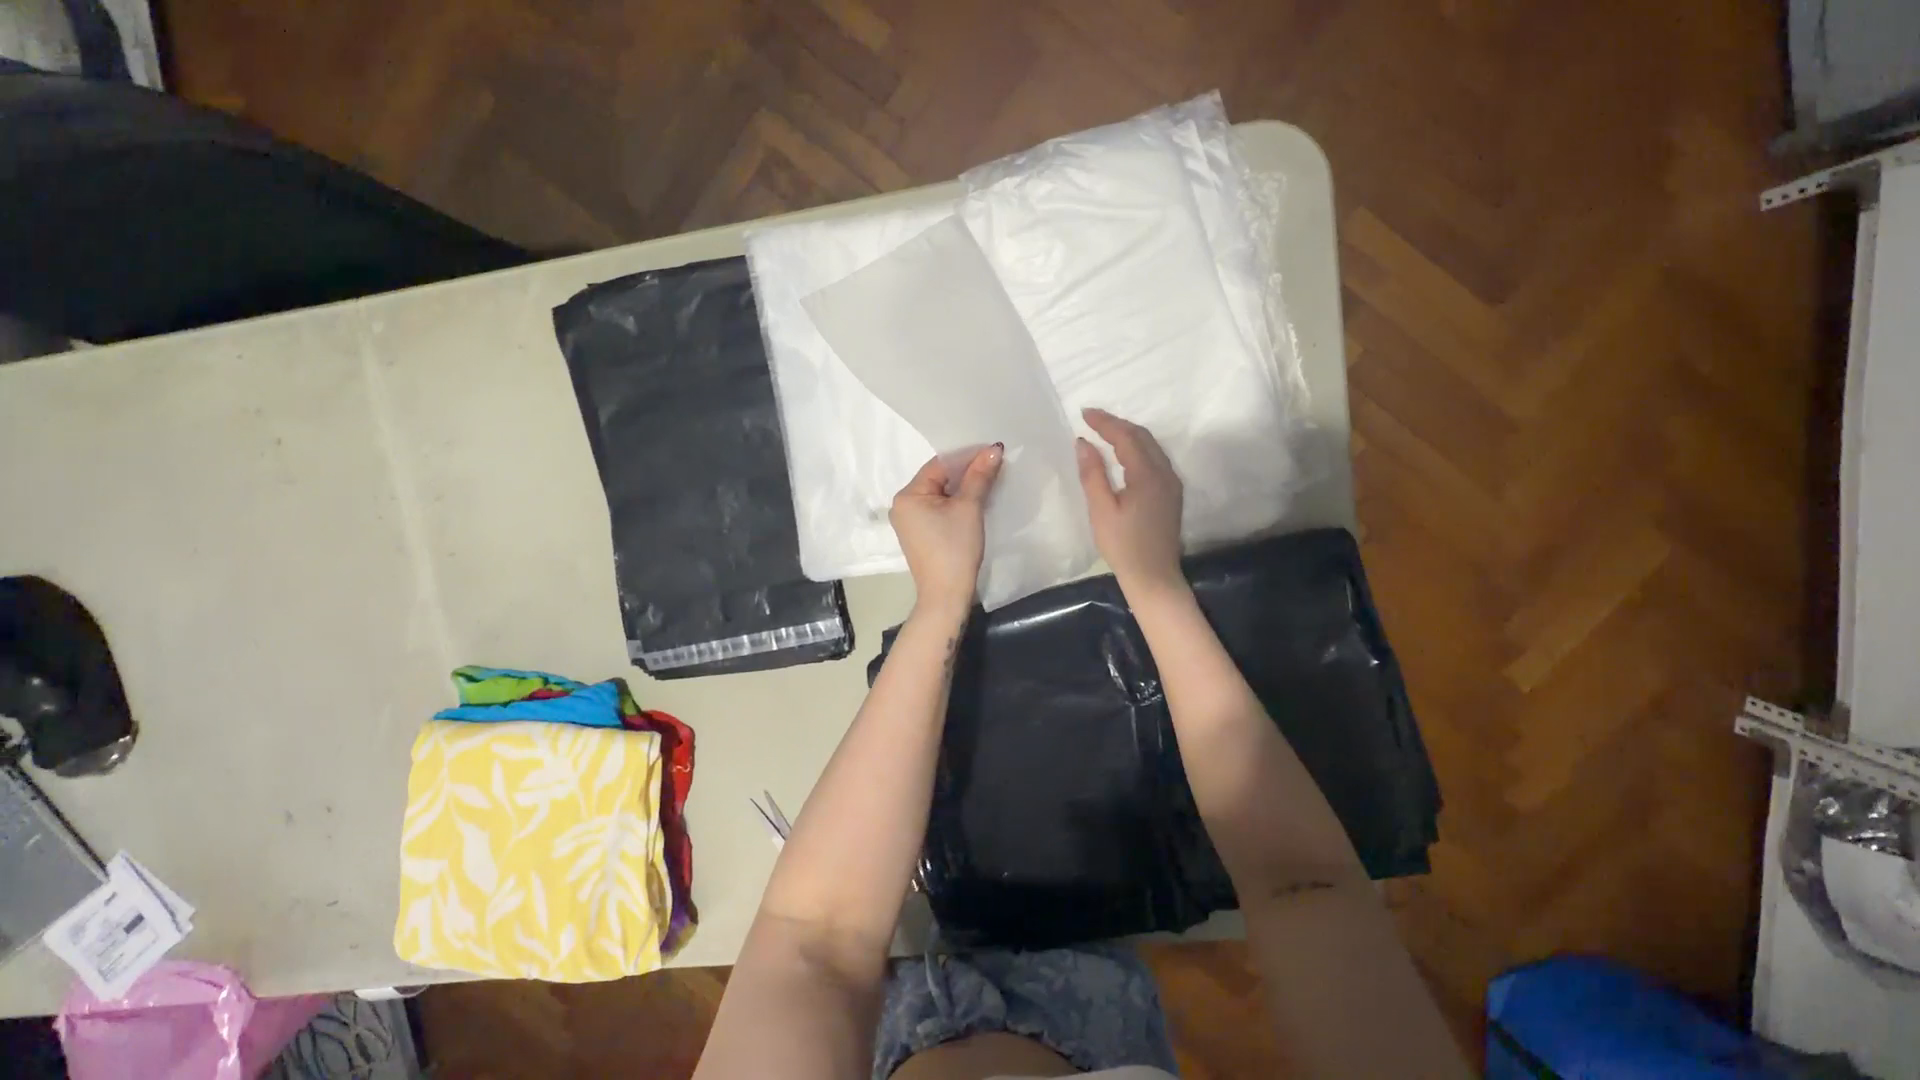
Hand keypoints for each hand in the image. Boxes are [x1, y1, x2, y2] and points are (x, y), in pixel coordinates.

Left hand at [889, 444, 1002, 618]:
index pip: (939, 464)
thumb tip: (994, 449)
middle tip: (994, 463)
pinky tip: (976, 499)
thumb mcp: (969, 508)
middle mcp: (902, 505)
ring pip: (940, 493)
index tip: (993, 451)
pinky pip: (938, 508)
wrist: (946, 594)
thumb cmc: (955, 549)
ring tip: (989, 478)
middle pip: (938, 477)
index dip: (967, 456)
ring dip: (963, 486)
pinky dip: (956, 502)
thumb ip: (979, 476)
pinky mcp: (920, 534)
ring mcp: (909, 521)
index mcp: (907, 495)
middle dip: (966, 471)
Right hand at [1077, 408, 1186, 599]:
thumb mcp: (1101, 511)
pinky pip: (1156, 459)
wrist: (1154, 577)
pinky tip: (1123, 454)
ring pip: (1151, 446)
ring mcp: (1172, 483)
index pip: (1126, 437)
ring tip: (1105, 432)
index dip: (1106, 422)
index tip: (1084, 413)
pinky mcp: (1172, 494)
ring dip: (1129, 435)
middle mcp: (1165, 473)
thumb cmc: (1123, 546)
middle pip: (1142, 437)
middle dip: (1118, 424)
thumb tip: (1084, 443)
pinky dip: (1138, 448)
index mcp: (1148, 475)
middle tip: (1093, 419)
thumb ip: (1093, 474)